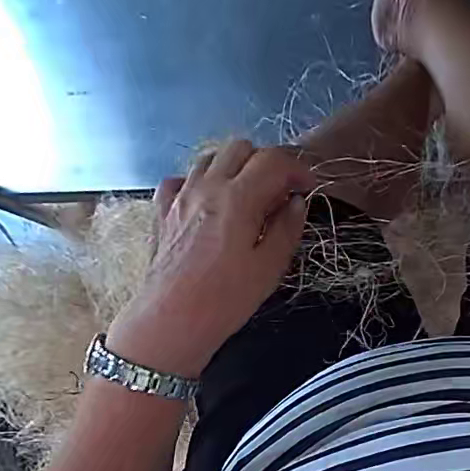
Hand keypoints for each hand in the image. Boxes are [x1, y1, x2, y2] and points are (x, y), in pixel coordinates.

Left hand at [107, 139, 314, 377]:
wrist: (172, 321)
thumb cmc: (225, 300)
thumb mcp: (269, 268)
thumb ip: (286, 229)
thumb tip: (295, 203)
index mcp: (238, 199)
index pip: (273, 160)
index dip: (297, 168)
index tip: (307, 188)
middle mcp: (206, 187)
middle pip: (240, 148)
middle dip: (265, 163)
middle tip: (278, 193)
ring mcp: (180, 197)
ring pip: (209, 158)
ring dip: (233, 168)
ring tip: (246, 197)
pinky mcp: (162, 212)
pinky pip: (180, 179)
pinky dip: (198, 182)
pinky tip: (208, 204)